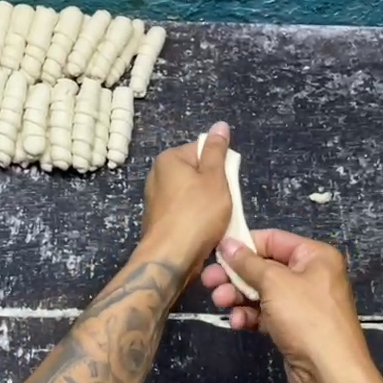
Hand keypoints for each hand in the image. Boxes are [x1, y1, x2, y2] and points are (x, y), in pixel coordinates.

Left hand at [139, 122, 233, 259]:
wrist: (171, 257)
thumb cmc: (197, 214)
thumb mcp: (215, 178)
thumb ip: (217, 151)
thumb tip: (220, 125)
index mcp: (168, 159)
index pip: (202, 150)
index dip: (219, 165)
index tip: (227, 183)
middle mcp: (157, 175)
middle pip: (196, 172)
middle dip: (213, 187)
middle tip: (225, 203)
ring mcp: (155, 199)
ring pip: (191, 195)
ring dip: (207, 205)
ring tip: (216, 220)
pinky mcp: (158, 220)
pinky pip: (183, 212)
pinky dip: (195, 219)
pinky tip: (204, 231)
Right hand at [201, 229, 382, 382]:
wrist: (330, 374)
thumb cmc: (306, 317)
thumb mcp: (274, 283)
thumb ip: (248, 262)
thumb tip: (227, 243)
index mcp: (314, 256)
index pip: (272, 239)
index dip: (244, 244)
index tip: (216, 251)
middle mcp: (310, 275)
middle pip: (264, 267)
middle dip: (236, 275)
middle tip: (208, 281)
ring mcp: (302, 303)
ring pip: (262, 291)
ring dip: (238, 296)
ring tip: (219, 302)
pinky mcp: (293, 327)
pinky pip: (266, 313)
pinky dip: (250, 315)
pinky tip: (237, 322)